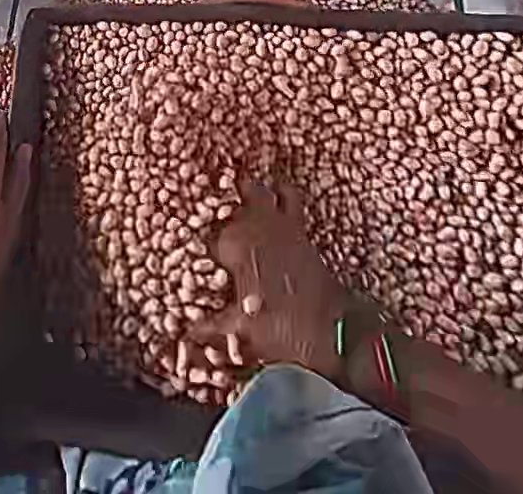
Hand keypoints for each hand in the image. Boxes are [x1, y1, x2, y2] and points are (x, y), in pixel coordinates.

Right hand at [187, 180, 350, 380]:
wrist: (336, 333)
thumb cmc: (283, 330)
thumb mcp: (239, 331)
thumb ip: (209, 326)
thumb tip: (186, 332)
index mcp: (230, 245)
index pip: (202, 234)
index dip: (196, 242)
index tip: (193, 251)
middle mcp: (250, 226)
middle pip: (223, 199)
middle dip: (213, 202)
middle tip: (207, 209)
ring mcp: (276, 222)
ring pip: (254, 189)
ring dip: (243, 189)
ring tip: (233, 188)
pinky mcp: (298, 226)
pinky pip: (287, 195)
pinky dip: (279, 191)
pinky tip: (273, 191)